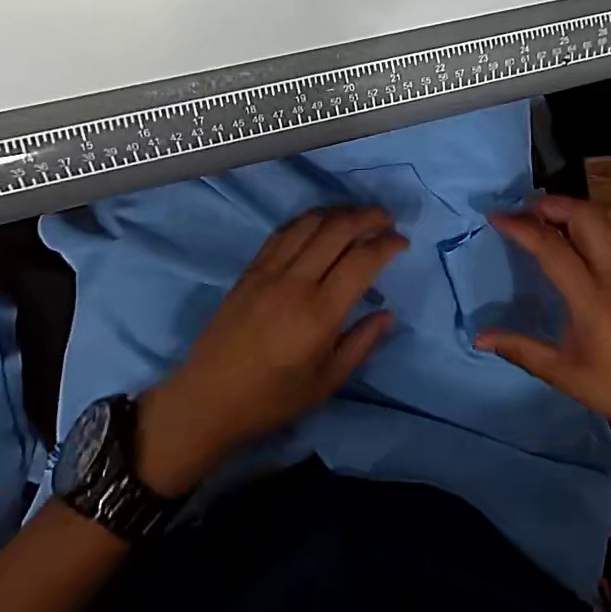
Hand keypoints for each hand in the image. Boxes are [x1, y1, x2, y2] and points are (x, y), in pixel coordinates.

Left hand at [136, 207, 403, 495]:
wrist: (208, 399)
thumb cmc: (272, 399)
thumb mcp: (327, 382)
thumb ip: (361, 343)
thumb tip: (387, 314)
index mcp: (319, 313)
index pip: (362, 260)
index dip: (387, 244)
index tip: (402, 242)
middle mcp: (295, 282)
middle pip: (337, 229)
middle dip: (368, 216)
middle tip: (386, 220)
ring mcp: (268, 271)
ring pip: (309, 222)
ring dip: (338, 212)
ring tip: (357, 217)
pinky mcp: (250, 270)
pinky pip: (283, 232)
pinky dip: (307, 220)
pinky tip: (319, 224)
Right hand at [484, 195, 610, 447]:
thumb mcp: (565, 375)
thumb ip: (520, 350)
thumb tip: (479, 338)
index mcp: (593, 301)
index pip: (553, 248)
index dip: (521, 227)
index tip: (496, 216)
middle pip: (586, 216)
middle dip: (551, 204)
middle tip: (524, 212)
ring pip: (609, 216)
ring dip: (576, 207)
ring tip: (550, 217)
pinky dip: (595, 218)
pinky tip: (580, 235)